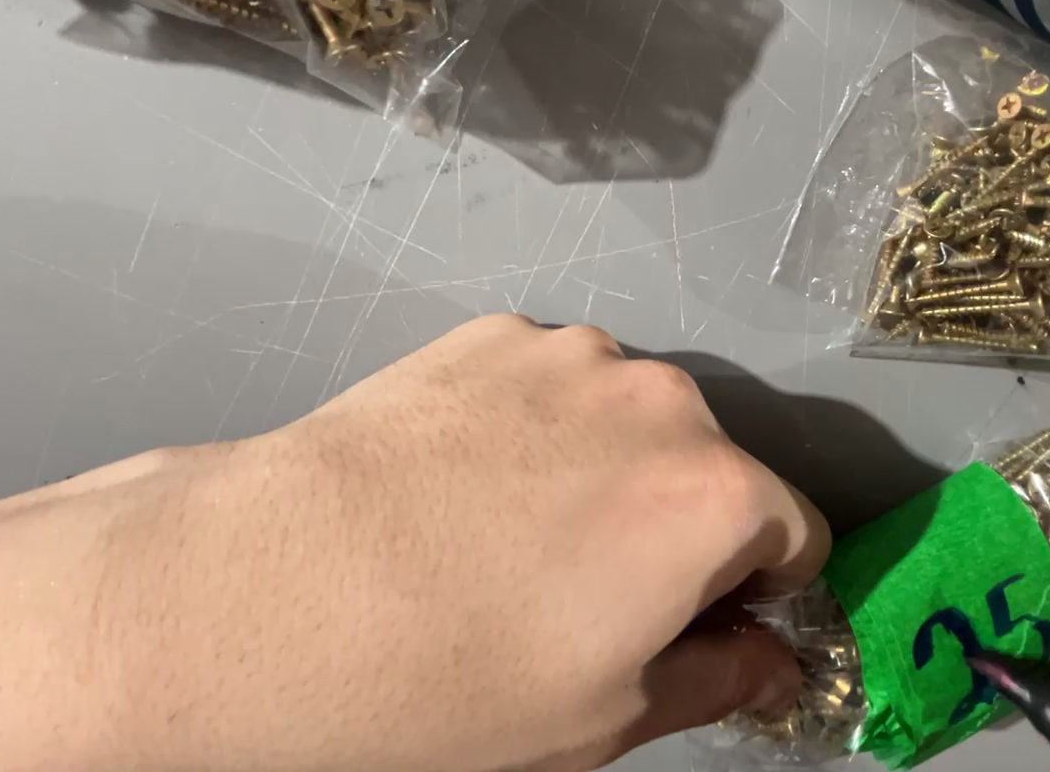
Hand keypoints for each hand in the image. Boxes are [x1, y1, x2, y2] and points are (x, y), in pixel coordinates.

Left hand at [0, 316, 829, 771]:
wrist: (251, 601)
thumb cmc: (438, 689)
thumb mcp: (604, 718)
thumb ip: (718, 674)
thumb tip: (765, 655)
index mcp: (712, 493)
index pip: (798, 533)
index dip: (763, 588)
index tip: (713, 619)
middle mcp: (660, 397)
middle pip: (715, 465)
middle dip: (683, 523)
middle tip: (595, 587)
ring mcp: (574, 352)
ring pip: (634, 419)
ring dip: (611, 466)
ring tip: (516, 530)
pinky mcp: (500, 332)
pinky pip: (558, 384)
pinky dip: (543, 425)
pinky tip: (471, 480)